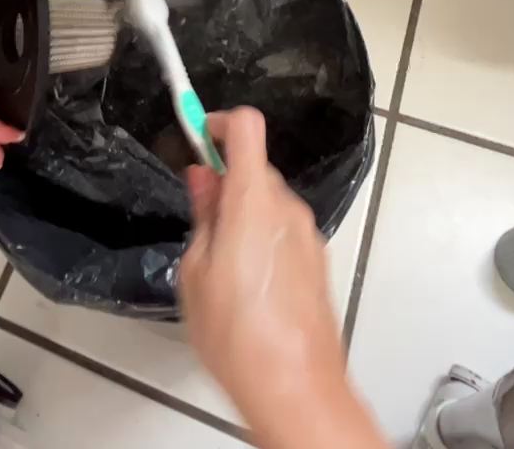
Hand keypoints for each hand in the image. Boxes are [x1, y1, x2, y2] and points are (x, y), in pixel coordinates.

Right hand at [178, 108, 361, 435]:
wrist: (297, 390)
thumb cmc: (236, 333)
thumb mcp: (196, 271)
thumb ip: (203, 214)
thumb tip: (204, 177)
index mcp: (253, 201)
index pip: (247, 127)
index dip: (219, 122)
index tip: (197, 138)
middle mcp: (287, 208)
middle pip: (255, 166)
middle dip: (224, 180)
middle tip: (198, 217)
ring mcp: (308, 234)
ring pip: (268, 200)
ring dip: (243, 212)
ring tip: (219, 264)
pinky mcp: (317, 260)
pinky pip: (283, 229)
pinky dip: (262, 236)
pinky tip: (246, 283)